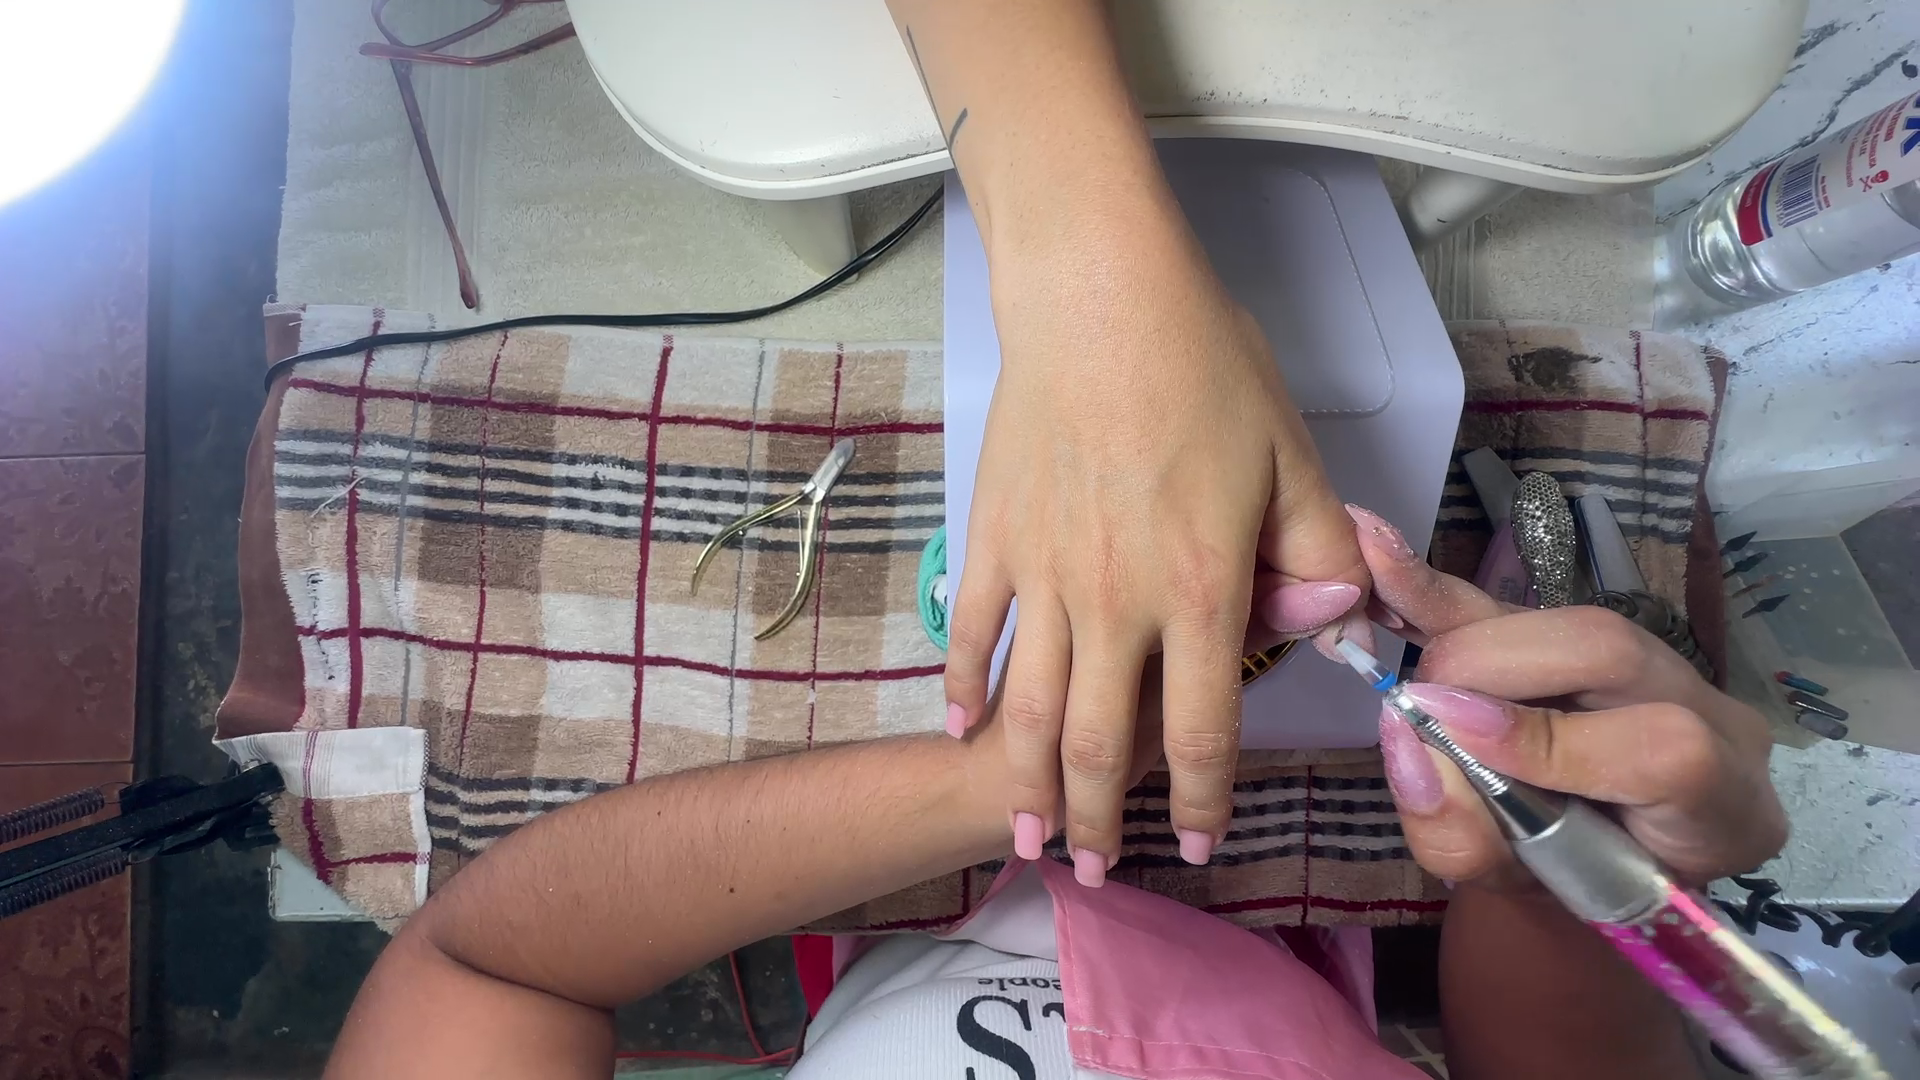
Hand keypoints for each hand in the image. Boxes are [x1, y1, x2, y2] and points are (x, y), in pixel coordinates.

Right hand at [948, 227, 1365, 885]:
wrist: (1097, 306)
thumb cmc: (1201, 369)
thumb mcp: (1291, 455)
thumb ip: (1317, 556)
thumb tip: (1328, 628)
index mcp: (1201, 591)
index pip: (1204, 730)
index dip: (1205, 798)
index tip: (1201, 843)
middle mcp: (1116, 606)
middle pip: (1103, 743)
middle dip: (1101, 819)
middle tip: (1093, 869)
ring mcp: (1043, 579)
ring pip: (1032, 708)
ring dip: (1029, 781)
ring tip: (1023, 834)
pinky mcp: (993, 543)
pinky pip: (973, 634)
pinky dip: (963, 688)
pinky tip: (958, 728)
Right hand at [1346, 505, 1784, 889]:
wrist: (1574, 854)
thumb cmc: (1548, 878)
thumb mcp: (1503, 886)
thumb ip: (1457, 834)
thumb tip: (1405, 742)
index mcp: (1718, 809)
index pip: (1664, 750)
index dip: (1549, 738)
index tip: (1447, 731)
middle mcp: (1706, 719)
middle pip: (1608, 650)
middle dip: (1488, 663)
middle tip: (1416, 697)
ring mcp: (1653, 666)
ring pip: (1563, 617)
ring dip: (1460, 629)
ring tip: (1386, 638)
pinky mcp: (1578, 633)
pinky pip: (1506, 603)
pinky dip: (1432, 587)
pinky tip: (1375, 551)